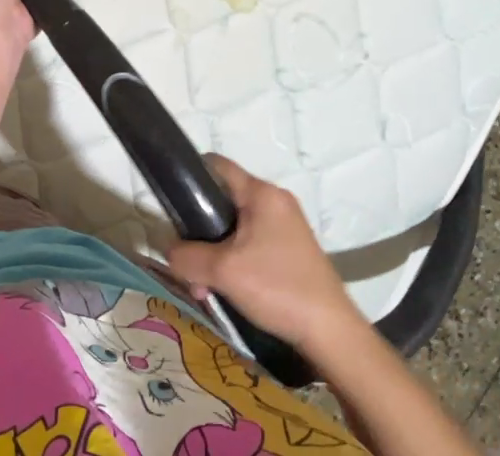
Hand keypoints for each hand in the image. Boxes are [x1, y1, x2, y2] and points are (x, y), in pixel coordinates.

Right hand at [166, 154, 364, 353]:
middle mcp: (275, 203)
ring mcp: (285, 228)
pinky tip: (223, 291)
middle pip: (221, 202)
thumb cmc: (277, 288)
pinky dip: (232, 264)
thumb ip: (186, 256)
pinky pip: (249, 246)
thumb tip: (169, 251)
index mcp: (263, 194)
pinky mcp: (289, 252)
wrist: (331, 333)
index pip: (216, 166)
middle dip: (198, 232)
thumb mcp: (222, 271)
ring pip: (233, 230)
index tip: (169, 200)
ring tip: (203, 286)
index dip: (188, 176)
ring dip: (213, 255)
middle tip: (186, 259)